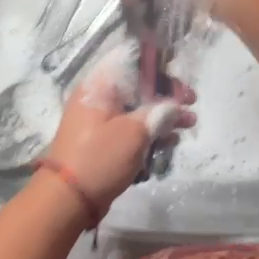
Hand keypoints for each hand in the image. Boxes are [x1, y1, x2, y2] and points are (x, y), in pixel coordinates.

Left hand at [40, 52, 195, 213]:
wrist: (67, 199)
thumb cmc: (100, 158)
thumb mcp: (134, 133)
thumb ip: (158, 114)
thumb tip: (174, 106)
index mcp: (99, 85)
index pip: (131, 59)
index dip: (158, 66)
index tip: (179, 81)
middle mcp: (97, 97)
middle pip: (137, 85)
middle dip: (166, 95)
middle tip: (191, 104)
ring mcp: (98, 120)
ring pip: (136, 109)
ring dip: (162, 116)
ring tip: (188, 125)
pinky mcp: (102, 141)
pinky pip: (129, 129)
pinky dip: (148, 133)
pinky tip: (170, 142)